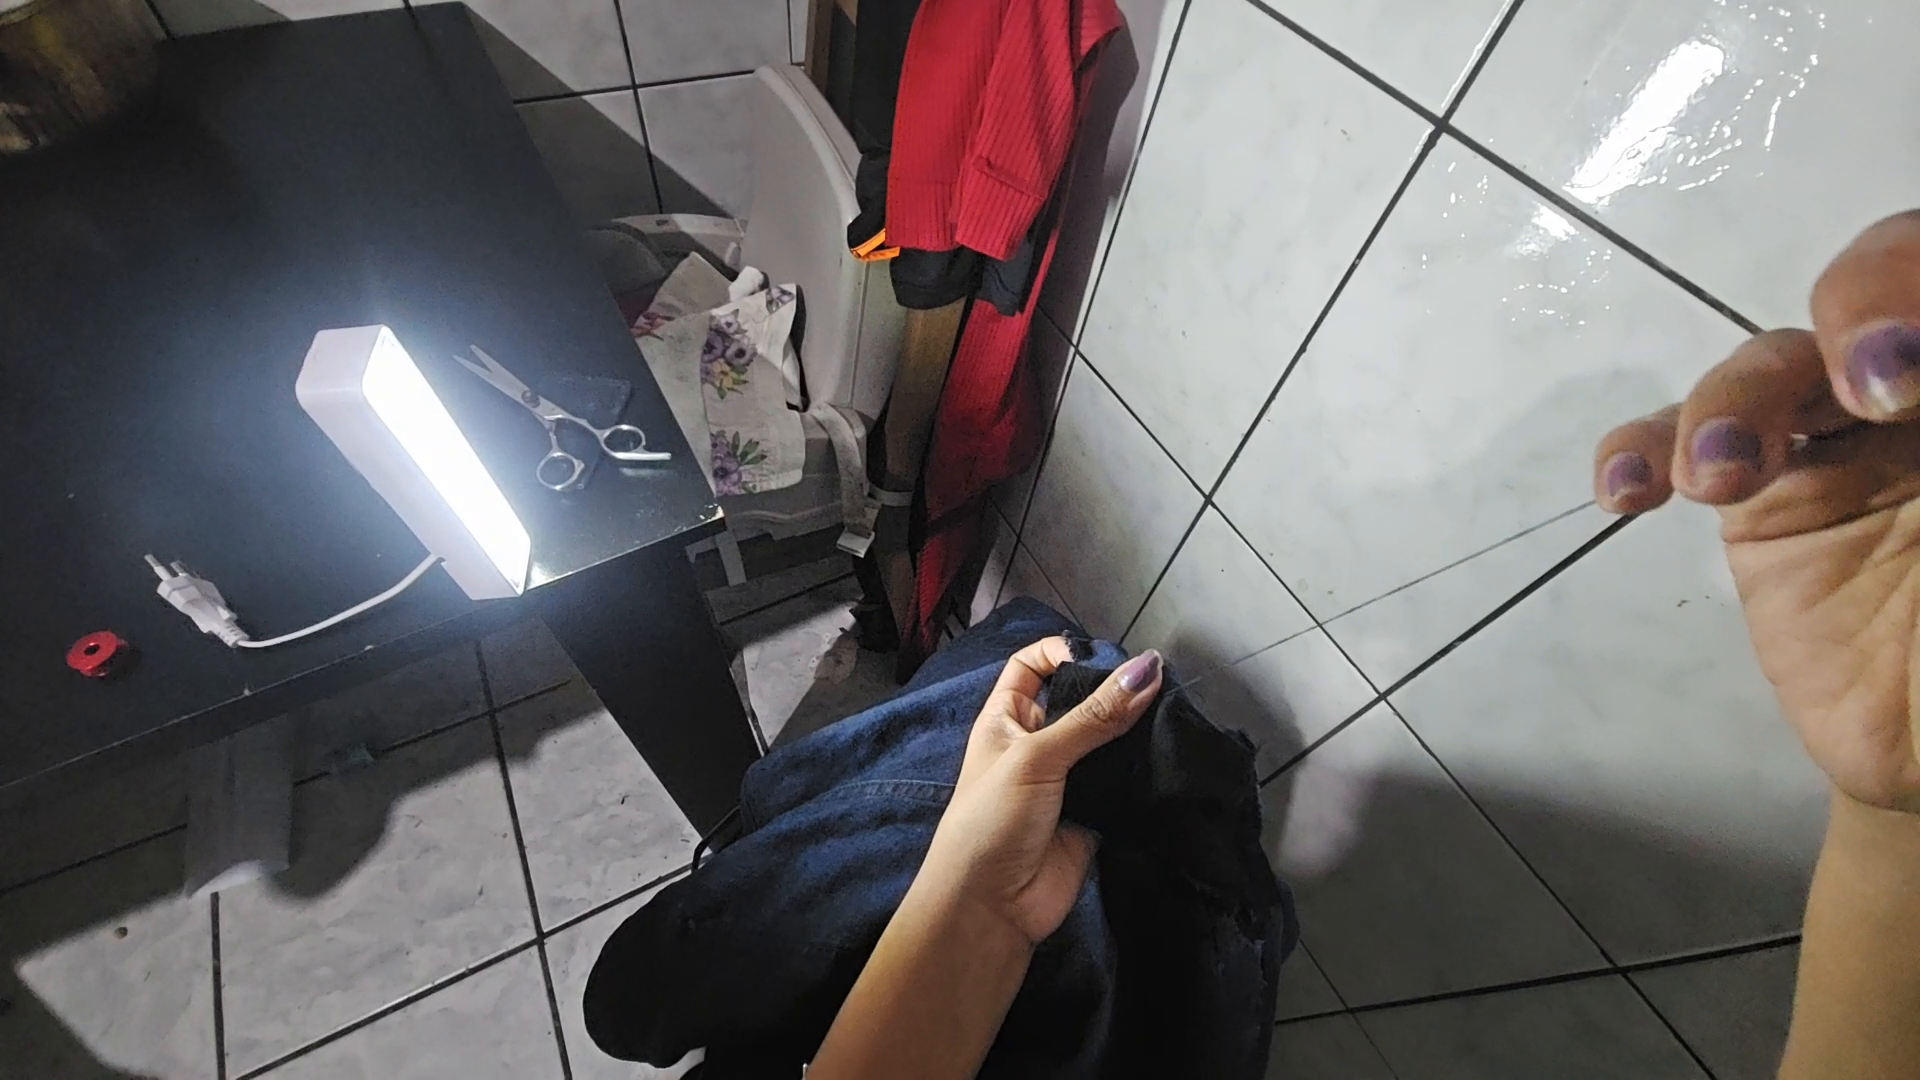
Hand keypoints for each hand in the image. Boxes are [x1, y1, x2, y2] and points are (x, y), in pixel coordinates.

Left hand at [914, 639, 1163, 943]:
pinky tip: (1171, 754)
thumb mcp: (1038, 756)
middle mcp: (1037, 741)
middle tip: (1157, 686)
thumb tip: (1148, 668)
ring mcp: (1067, 777)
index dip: (1060, 652)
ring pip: (1106, 740)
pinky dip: (1143, 769)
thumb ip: (1095, 716)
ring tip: (1173, 714)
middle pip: (1078, 701)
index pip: (1031, 665)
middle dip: (1111, 692)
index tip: (1102, 656)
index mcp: (1006, 717)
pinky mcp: (1094, 810)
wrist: (991, 908)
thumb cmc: (995, 817)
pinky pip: (1122, 779)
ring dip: (1133, 730)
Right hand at [1592, 211, 1919, 813]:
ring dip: (1725, 411)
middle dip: (1855, 316)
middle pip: (1864, 290)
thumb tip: (1893, 403)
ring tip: (1716, 483)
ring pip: (1756, 369)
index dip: (1919, 291)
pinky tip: (1627, 495)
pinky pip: (1667, 447)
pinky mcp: (1753, 499)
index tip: (1913, 376)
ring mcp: (1834, 445)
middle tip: (1869, 394)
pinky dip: (1635, 453)